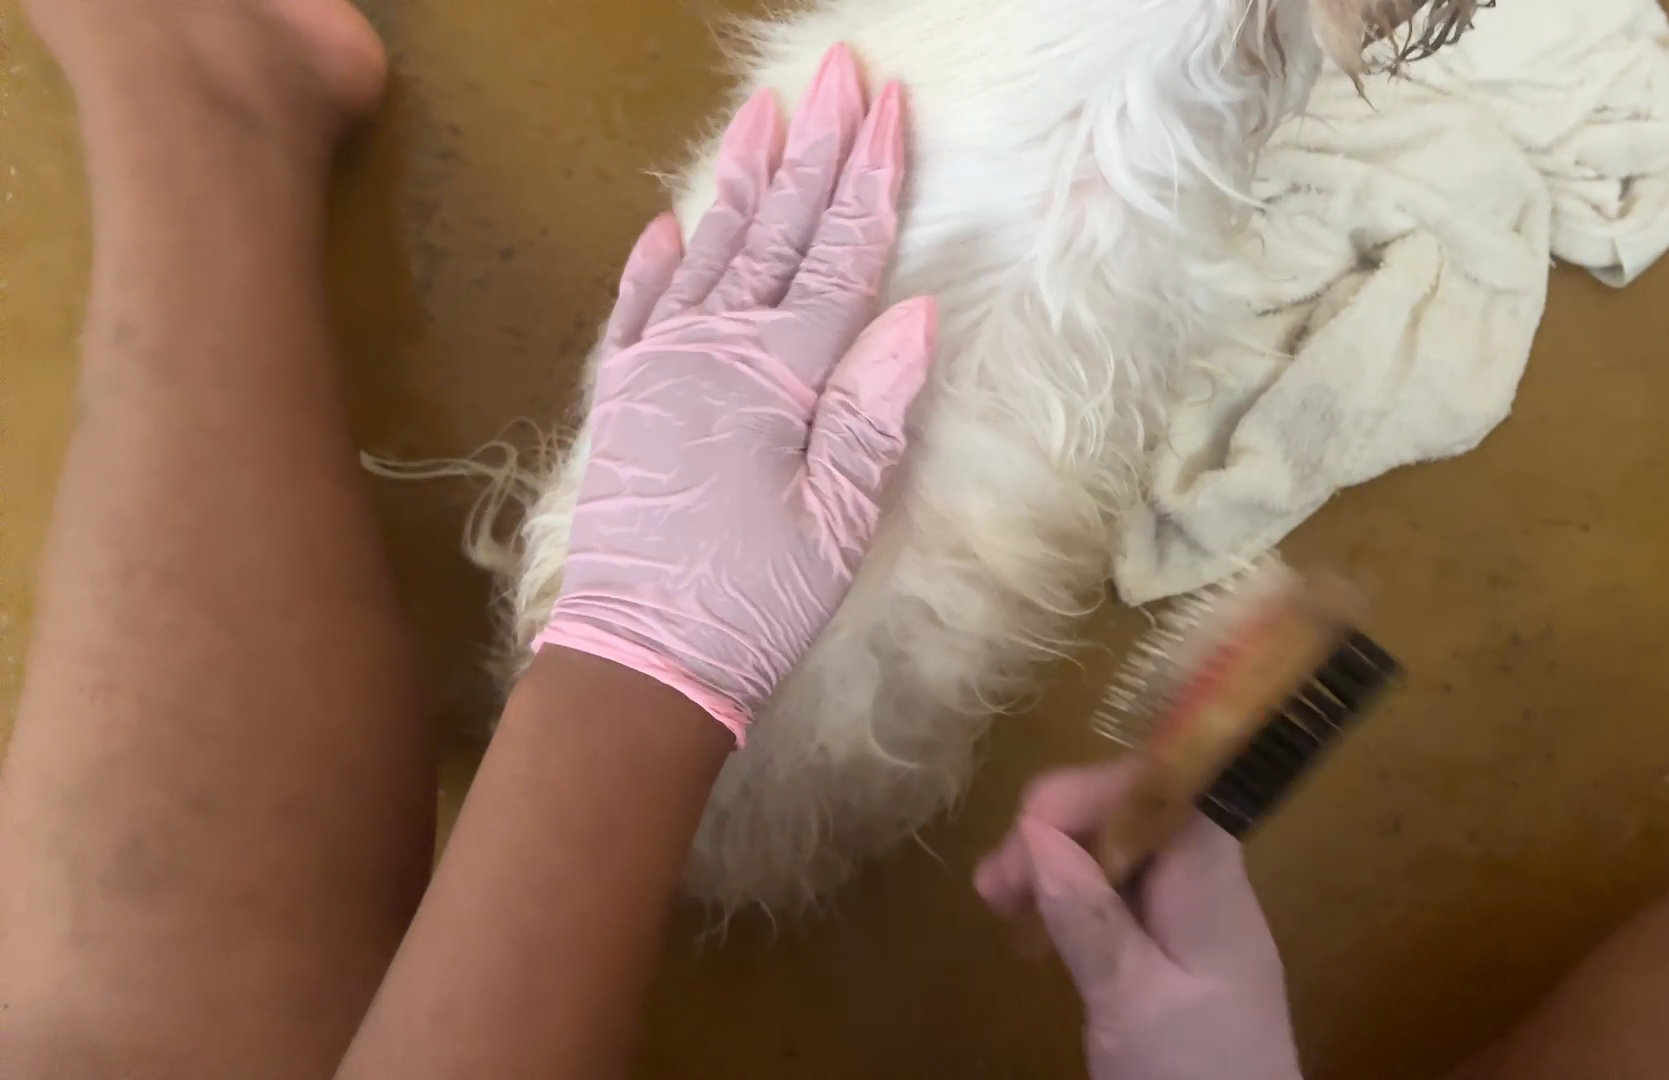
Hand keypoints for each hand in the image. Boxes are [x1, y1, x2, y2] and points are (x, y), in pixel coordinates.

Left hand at [535, 44, 934, 743]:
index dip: (870, 184)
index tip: (890, 111)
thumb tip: (913, 315)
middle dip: (815, 151)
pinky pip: (638, 308)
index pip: (838, 260)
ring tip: (765, 111)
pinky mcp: (621, 400)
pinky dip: (656, 261)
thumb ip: (873, 412)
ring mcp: (654, 369)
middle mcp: (709, 352)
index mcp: (774, 378)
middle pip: (777, 235)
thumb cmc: (754, 602)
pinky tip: (670, 222)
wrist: (641, 662)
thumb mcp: (842, 522)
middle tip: (839, 75)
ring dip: (742, 180)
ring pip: (710, 253)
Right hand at [976, 763, 1306, 1079]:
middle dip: (1050, 832)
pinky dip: (1064, 891)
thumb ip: (1088, 916)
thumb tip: (1033, 830)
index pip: (1144, 785)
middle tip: (994, 887)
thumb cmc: (1195, 1077)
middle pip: (1117, 809)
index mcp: (1206, 869)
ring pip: (1104, 843)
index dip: (1078, 797)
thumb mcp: (1131, 1001)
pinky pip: (1108, 883)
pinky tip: (1033, 919)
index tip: (1019, 842)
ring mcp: (1180, 899)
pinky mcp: (1162, 930)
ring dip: (1048, 860)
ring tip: (999, 900)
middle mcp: (1196, 868)